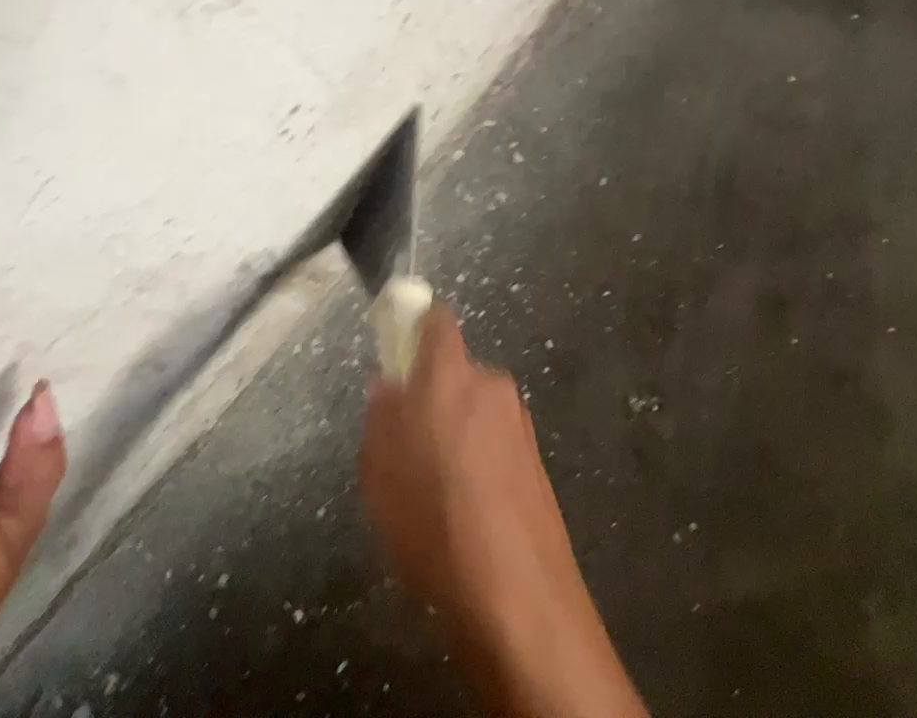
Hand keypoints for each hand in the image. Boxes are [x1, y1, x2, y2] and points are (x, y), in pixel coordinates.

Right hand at [360, 302, 646, 717]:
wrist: (518, 597)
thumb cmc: (432, 523)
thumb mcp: (379, 469)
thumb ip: (381, 413)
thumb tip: (388, 383)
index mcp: (450, 375)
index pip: (435, 319)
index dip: (411, 322)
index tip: (392, 345)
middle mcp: (492, 387)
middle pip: (454, 370)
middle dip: (428, 393)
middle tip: (402, 441)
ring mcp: (520, 425)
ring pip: (474, 410)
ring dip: (452, 431)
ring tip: (432, 490)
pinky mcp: (537, 463)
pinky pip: (493, 443)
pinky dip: (476, 460)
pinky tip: (464, 511)